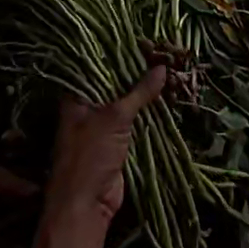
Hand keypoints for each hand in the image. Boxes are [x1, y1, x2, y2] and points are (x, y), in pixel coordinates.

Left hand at [44, 65, 167, 227]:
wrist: (85, 205)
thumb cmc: (90, 154)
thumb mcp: (115, 117)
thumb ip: (139, 91)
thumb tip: (162, 67)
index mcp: (78, 94)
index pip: (100, 62)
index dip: (122, 51)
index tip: (147, 42)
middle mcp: (89, 104)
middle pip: (116, 80)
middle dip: (139, 70)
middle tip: (164, 55)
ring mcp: (103, 122)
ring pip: (127, 99)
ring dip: (147, 90)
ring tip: (170, 71)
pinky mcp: (117, 139)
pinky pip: (135, 117)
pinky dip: (149, 109)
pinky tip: (167, 96)